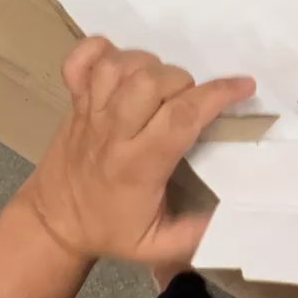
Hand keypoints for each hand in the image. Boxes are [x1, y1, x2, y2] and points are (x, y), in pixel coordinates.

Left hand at [22, 37, 253, 263]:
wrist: (53, 223)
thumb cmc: (111, 231)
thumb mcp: (158, 246)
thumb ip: (197, 234)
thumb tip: (234, 212)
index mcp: (138, 165)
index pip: (181, 116)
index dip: (218, 94)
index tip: (244, 86)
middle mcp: (113, 132)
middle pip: (151, 81)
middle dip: (184, 81)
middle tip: (190, 101)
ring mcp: (89, 112)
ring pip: (120, 65)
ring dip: (149, 64)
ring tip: (161, 85)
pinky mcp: (73, 100)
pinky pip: (80, 60)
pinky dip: (100, 50)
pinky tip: (120, 63)